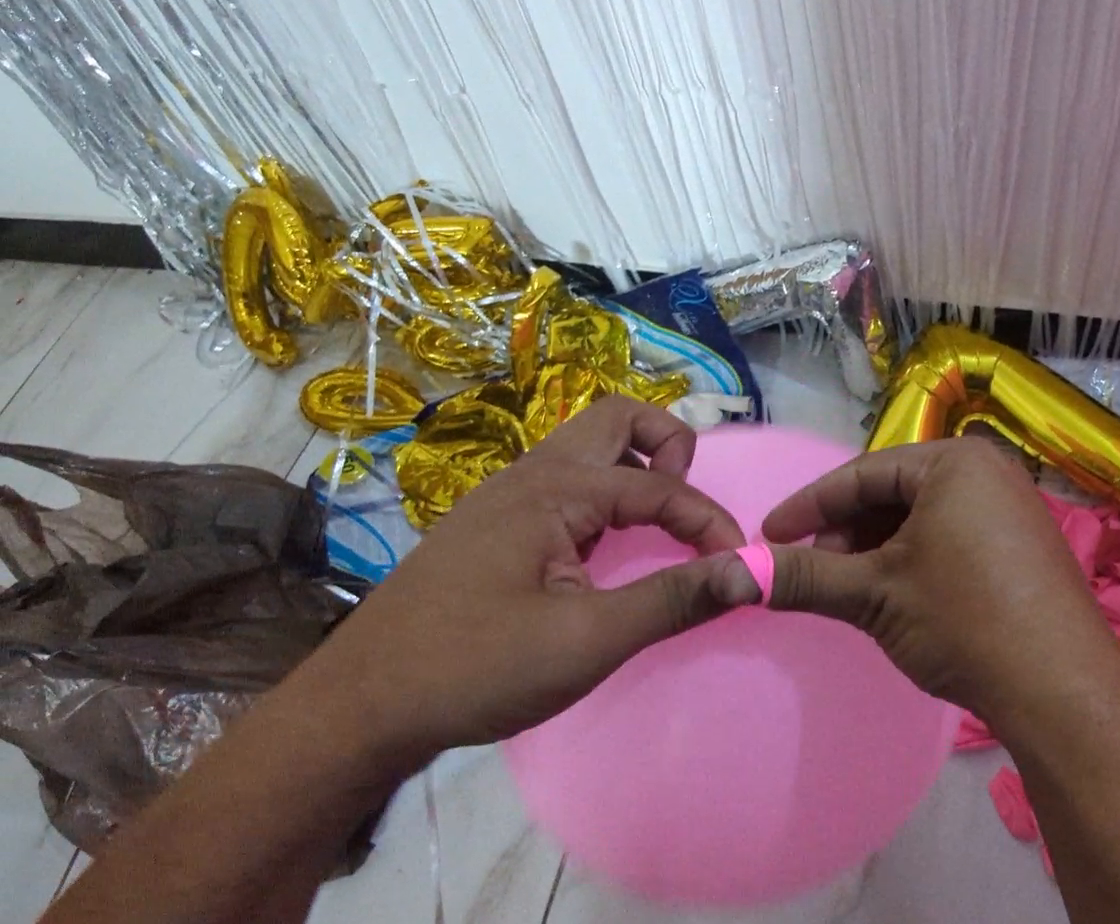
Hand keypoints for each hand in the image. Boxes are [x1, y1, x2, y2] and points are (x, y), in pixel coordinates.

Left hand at [290, 397, 754, 769]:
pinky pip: (568, 482)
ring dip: (637, 468)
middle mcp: (530, 475)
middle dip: (670, 447)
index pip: (660, 485)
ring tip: (659, 523)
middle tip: (688, 506)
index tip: (738, 564)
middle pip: (617, 419)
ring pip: (589, 447)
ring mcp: (505, 498)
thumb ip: (675, 599)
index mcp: (554, 491)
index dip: (709, 521)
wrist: (356, 712)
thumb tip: (750, 571)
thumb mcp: (588, 640)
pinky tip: (607, 548)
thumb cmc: (475, 670)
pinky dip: (608, 495)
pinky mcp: (493, 527)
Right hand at [761, 438, 1119, 732]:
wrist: (1059, 687)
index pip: (864, 472)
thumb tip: (733, 575)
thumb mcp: (875, 595)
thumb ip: (804, 577)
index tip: (770, 536)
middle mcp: (990, 470)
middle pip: (896, 490)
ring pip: (926, 515)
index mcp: (956, 461)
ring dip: (881, 546)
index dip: (810, 505)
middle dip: (849, 529)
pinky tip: (900, 593)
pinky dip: (918, 557)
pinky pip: (956, 533)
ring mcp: (1014, 506)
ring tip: (855, 587)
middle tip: (816, 568)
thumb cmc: (962, 621)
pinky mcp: (1025, 543)